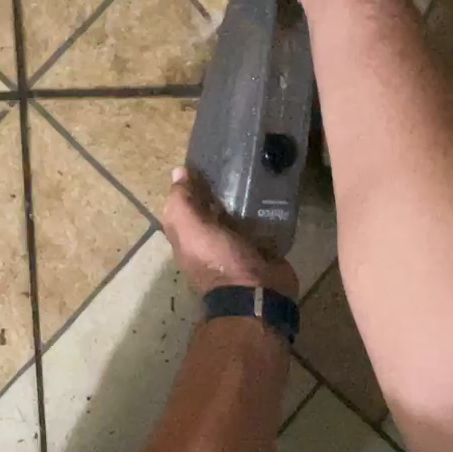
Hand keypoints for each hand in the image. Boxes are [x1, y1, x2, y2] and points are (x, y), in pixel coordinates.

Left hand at [162, 168, 299, 298]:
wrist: (257, 292)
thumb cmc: (219, 260)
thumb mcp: (190, 230)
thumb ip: (181, 203)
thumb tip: (178, 172)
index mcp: (190, 238)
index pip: (186, 205)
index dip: (192, 184)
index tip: (207, 160)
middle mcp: (212, 241)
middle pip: (214, 207)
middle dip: (222, 187)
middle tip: (237, 160)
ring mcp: (239, 245)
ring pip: (240, 213)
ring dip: (246, 196)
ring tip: (257, 168)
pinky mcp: (264, 247)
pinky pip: (263, 223)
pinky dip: (266, 210)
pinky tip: (274, 190)